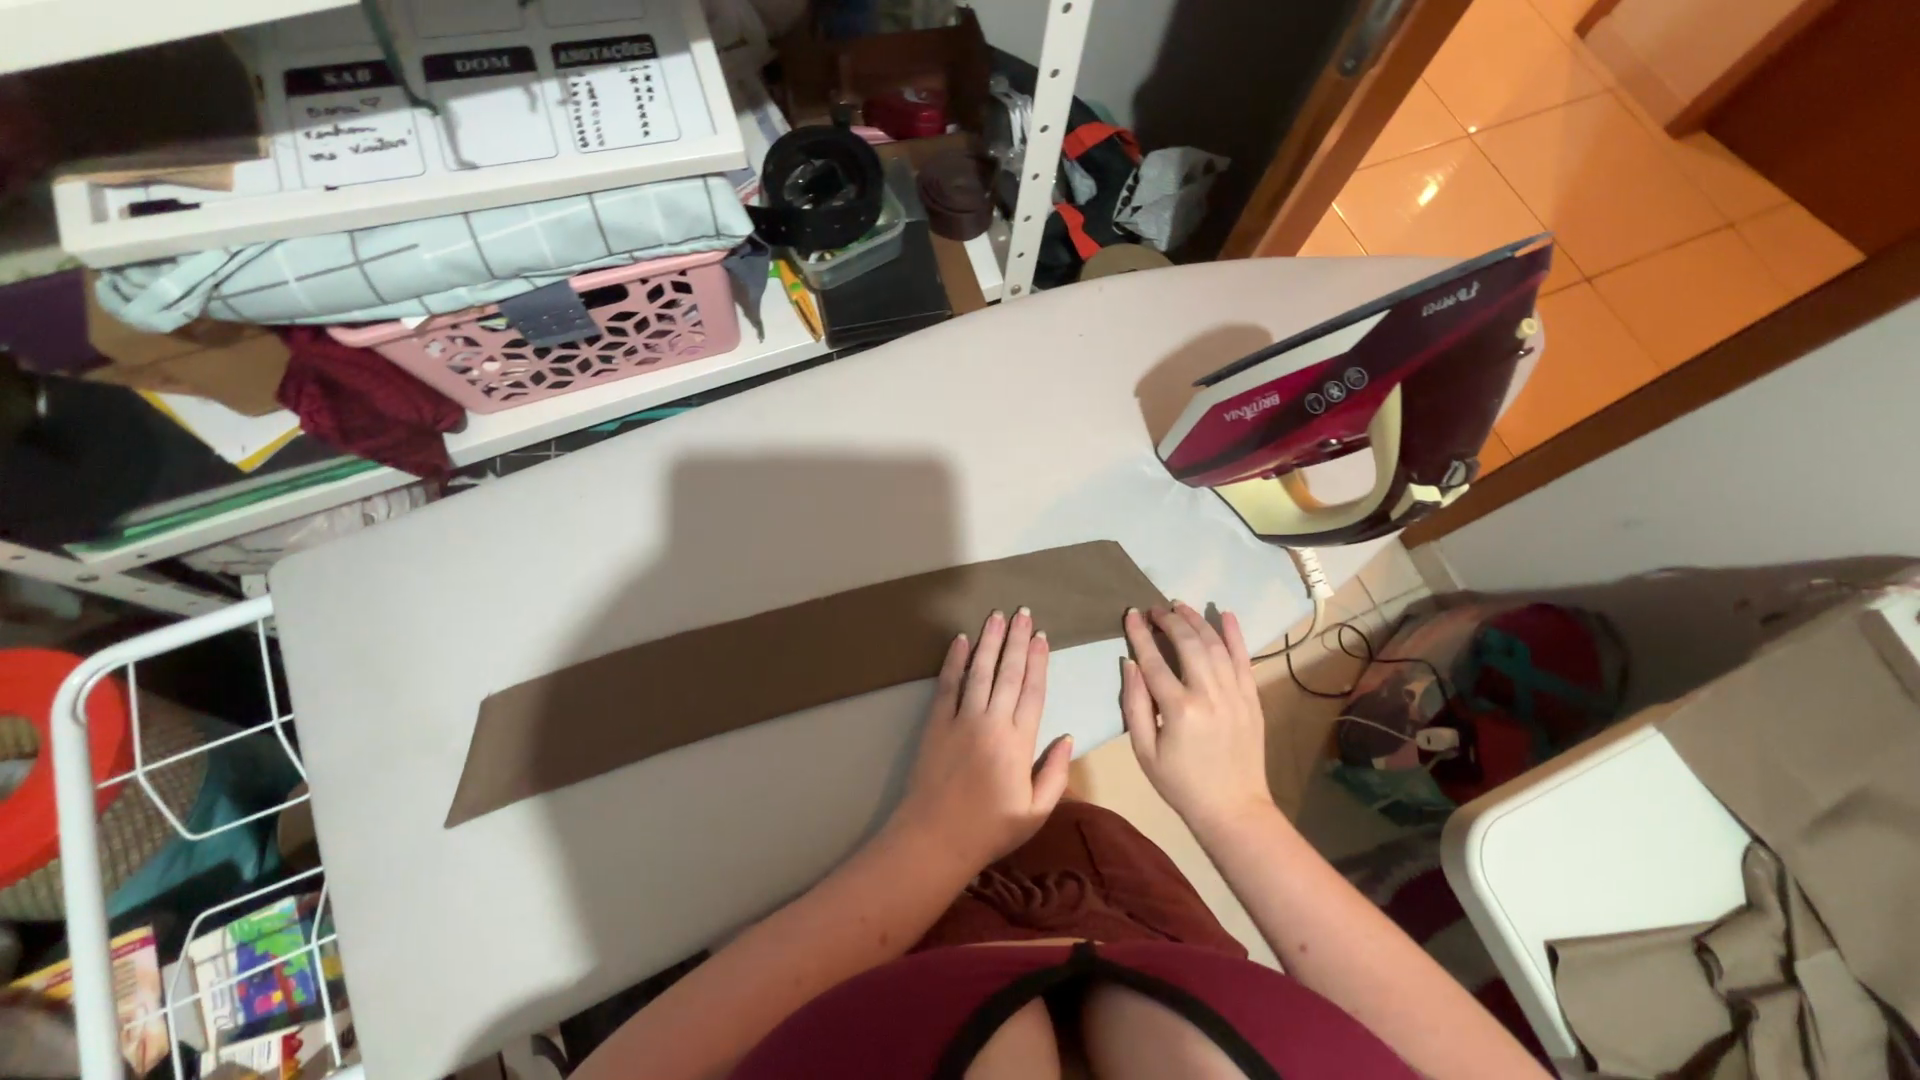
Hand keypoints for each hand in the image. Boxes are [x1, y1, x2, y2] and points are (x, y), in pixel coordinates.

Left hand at [890, 608, 1073, 869]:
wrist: (935, 838)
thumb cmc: (991, 829)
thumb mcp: (1036, 812)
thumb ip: (1056, 774)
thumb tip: (1067, 737)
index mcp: (1019, 743)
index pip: (1033, 692)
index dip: (1038, 662)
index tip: (1042, 637)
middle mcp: (991, 723)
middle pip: (1008, 673)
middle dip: (1016, 641)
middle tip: (1023, 613)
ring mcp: (961, 720)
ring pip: (980, 672)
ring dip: (989, 642)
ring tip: (997, 616)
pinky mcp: (936, 724)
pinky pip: (947, 685)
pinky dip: (955, 661)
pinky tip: (962, 640)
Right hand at [1120, 603, 1273, 831]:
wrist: (1233, 808)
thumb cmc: (1180, 784)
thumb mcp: (1144, 751)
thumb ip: (1135, 705)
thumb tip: (1130, 664)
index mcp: (1178, 709)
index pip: (1154, 660)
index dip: (1140, 634)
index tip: (1131, 613)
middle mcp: (1209, 695)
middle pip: (1188, 644)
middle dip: (1169, 621)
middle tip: (1155, 609)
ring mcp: (1235, 695)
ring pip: (1216, 645)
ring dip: (1197, 621)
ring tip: (1180, 606)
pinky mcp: (1252, 699)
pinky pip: (1244, 659)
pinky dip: (1235, 635)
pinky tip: (1225, 614)